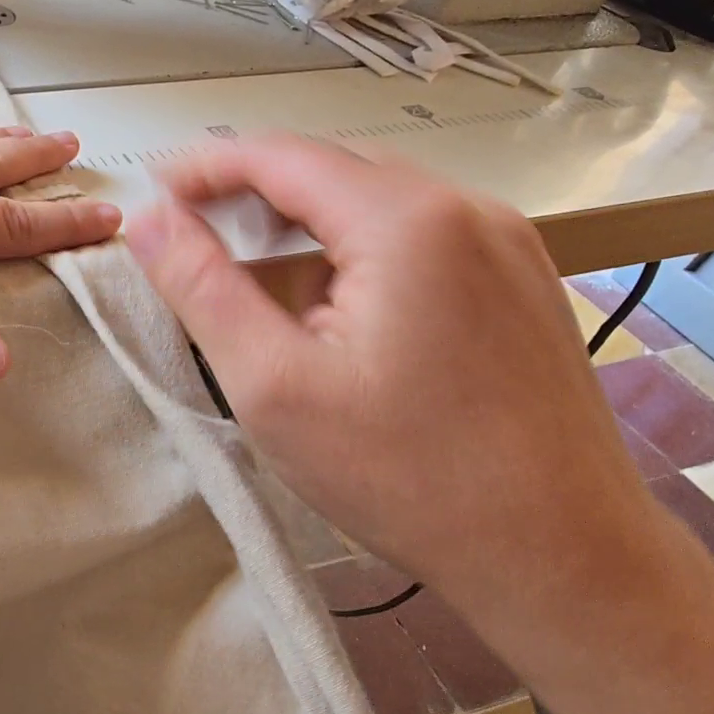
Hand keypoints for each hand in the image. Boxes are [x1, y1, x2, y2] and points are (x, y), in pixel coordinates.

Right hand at [123, 136, 658, 603]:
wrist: (564, 558)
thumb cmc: (411, 477)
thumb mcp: (272, 384)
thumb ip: (200, 288)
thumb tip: (149, 222)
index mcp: (406, 222)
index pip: (280, 155)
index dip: (205, 167)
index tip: (156, 192)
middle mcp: (467, 211)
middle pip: (330, 166)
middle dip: (250, 190)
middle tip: (191, 230)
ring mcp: (505, 243)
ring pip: (373, 197)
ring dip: (301, 217)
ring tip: (249, 265)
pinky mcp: (519, 280)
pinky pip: (415, 231)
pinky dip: (352, 243)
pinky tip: (328, 298)